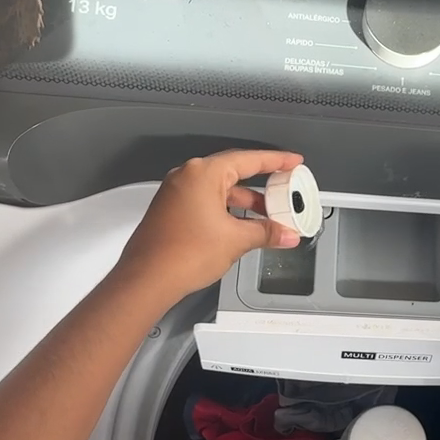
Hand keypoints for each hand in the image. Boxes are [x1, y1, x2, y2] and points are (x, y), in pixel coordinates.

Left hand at [113, 150, 303, 300]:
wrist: (148, 280)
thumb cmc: (180, 254)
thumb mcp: (236, 240)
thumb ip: (266, 232)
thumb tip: (284, 233)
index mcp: (203, 174)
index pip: (248, 159)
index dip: (276, 160)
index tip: (291, 161)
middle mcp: (187, 177)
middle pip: (234, 173)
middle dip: (263, 186)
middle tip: (284, 193)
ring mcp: (177, 194)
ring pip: (221, 190)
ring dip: (245, 202)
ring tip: (268, 218)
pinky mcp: (173, 211)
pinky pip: (207, 202)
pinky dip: (228, 211)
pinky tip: (243, 226)